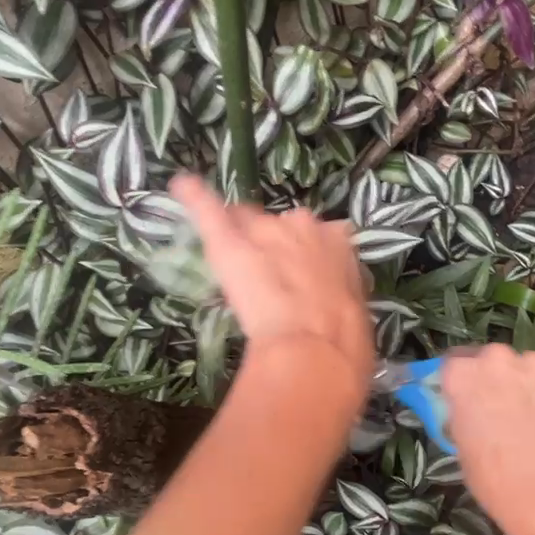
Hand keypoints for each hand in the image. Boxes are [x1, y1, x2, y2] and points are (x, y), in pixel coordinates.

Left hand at [171, 175, 374, 408]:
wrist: (315, 346)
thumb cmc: (343, 340)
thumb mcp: (352, 310)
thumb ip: (338, 293)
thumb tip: (330, 304)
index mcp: (338, 242)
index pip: (314, 237)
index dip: (303, 257)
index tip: (299, 277)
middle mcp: (303, 226)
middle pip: (279, 227)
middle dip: (272, 247)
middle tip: (269, 282)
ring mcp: (264, 230)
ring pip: (247, 225)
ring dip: (243, 242)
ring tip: (236, 270)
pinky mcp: (228, 242)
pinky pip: (208, 210)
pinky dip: (194, 198)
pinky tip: (182, 187)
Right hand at [441, 345, 534, 533]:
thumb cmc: (492, 477)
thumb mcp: (460, 443)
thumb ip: (462, 412)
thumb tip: (470, 406)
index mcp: (463, 374)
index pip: (454, 364)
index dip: (461, 383)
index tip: (467, 398)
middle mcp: (498, 359)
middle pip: (493, 360)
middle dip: (496, 379)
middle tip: (502, 408)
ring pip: (529, 367)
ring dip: (528, 383)